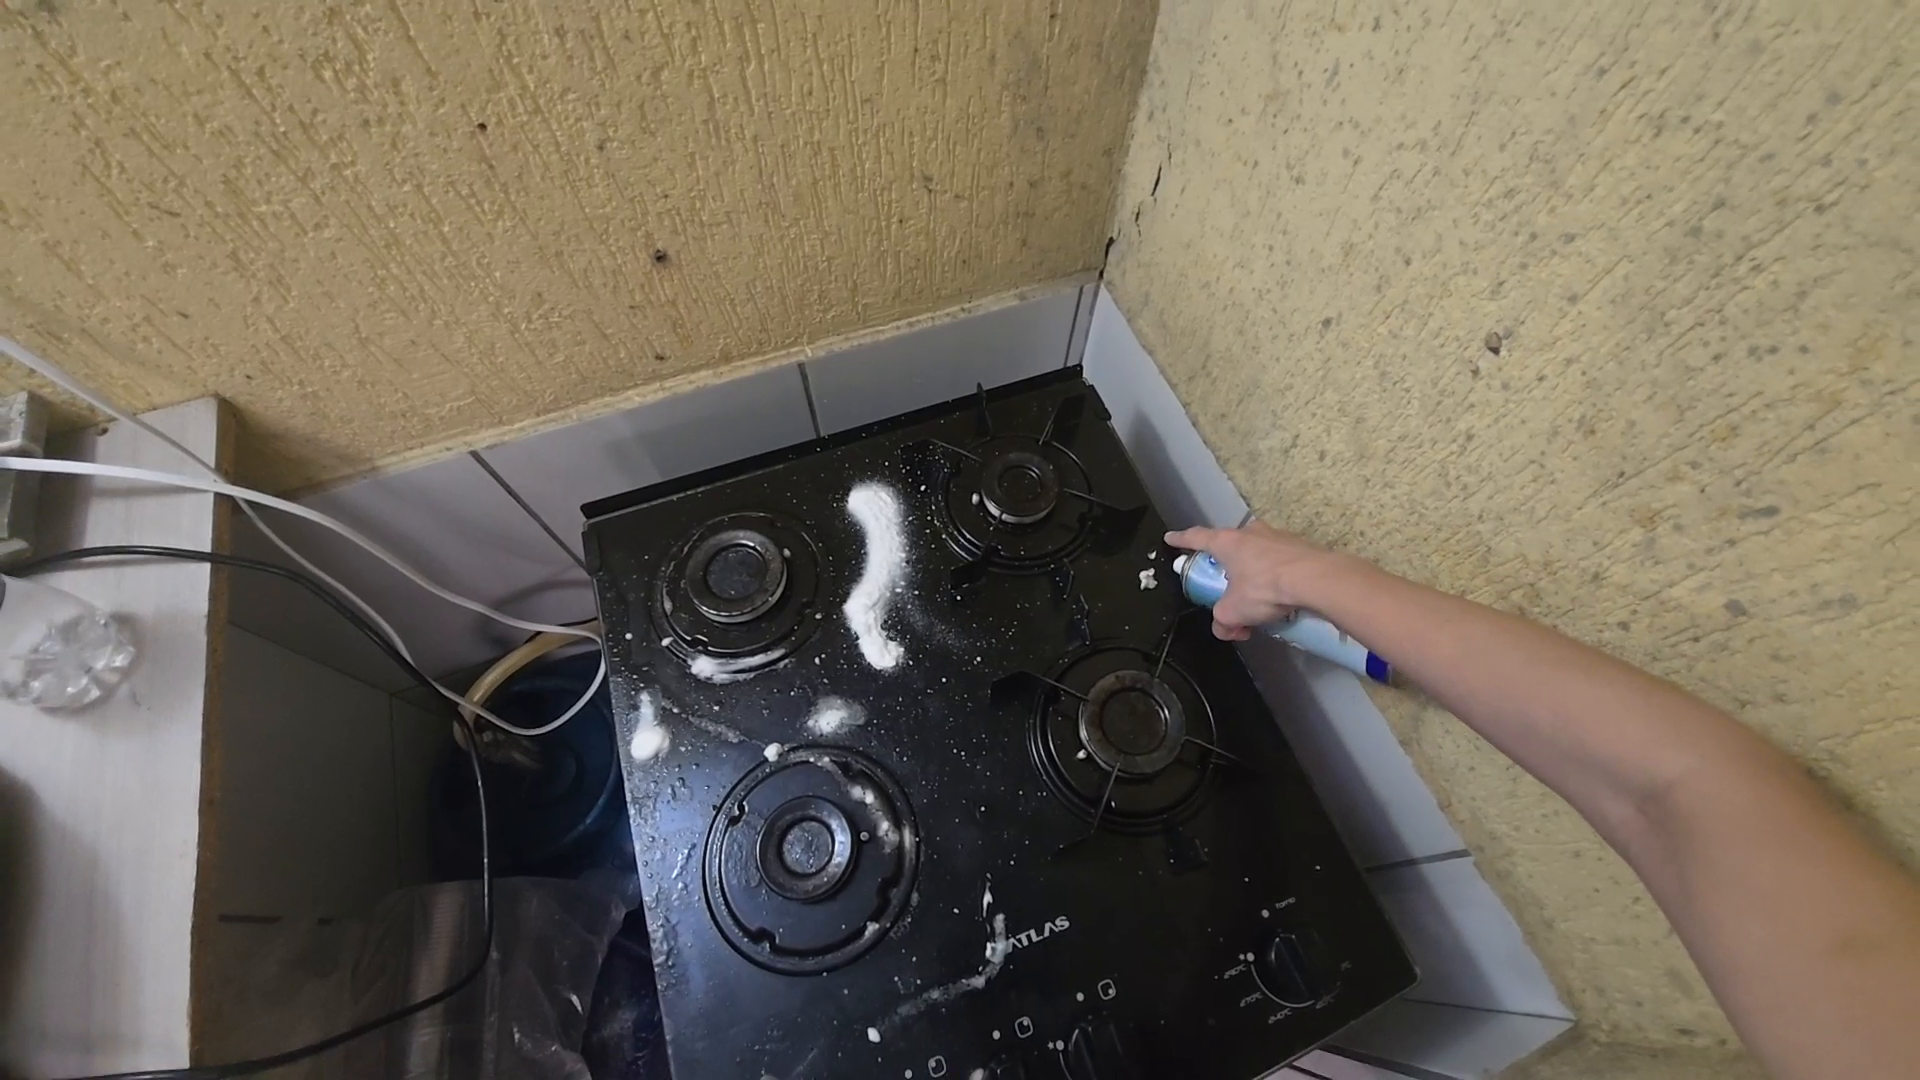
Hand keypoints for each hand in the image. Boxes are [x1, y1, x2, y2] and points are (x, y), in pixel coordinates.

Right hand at [1164, 521, 1348, 640]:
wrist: (1318, 580)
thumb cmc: (1266, 588)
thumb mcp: (1234, 611)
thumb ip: (1222, 621)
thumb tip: (1224, 629)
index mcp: (1227, 542)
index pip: (1195, 538)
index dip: (1181, 540)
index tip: (1171, 538)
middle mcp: (1250, 533)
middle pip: (1229, 545)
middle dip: (1224, 562)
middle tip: (1223, 580)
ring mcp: (1278, 537)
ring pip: (1257, 554)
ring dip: (1252, 574)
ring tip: (1257, 600)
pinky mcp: (1301, 547)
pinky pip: (1279, 562)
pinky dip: (1275, 578)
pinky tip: (1280, 599)